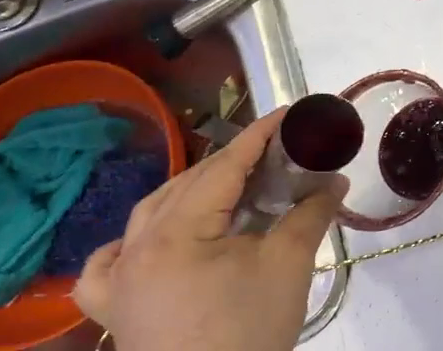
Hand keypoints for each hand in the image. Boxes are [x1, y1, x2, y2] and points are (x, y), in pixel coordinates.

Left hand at [73, 107, 347, 350]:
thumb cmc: (247, 331)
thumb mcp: (288, 264)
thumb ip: (311, 213)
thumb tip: (335, 181)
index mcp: (175, 233)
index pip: (223, 166)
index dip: (258, 135)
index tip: (289, 113)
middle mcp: (136, 249)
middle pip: (187, 185)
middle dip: (232, 161)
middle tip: (276, 151)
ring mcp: (117, 283)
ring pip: (149, 213)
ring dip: (191, 190)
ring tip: (230, 185)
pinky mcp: (114, 312)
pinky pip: (107, 264)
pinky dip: (131, 241)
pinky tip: (153, 239)